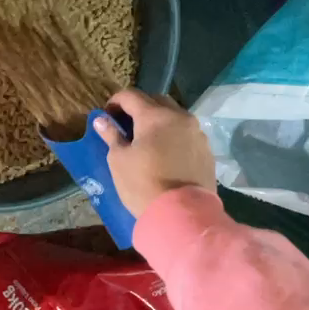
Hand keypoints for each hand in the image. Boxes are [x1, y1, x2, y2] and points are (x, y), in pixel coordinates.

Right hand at [92, 90, 215, 218]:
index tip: (106, 116)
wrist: (182, 214)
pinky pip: (186, 133)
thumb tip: (102, 120)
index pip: (131, 96)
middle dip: (139, 107)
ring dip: (158, 120)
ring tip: (146, 140)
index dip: (115, 102)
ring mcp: (197, 133)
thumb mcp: (119, 160)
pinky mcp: (206, 149)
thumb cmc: (143, 184)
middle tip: (125, 125)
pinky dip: (172, 135)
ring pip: (174, 116)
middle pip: (156, 100)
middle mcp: (180, 117)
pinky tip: (164, 153)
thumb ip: (111, 135)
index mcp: (155, 116)